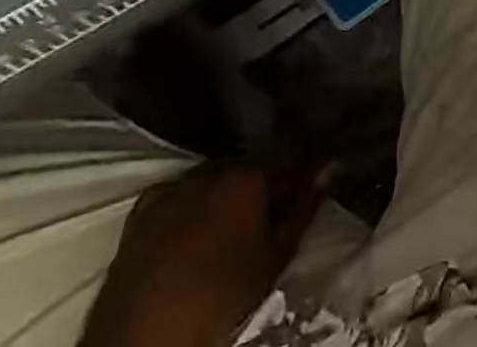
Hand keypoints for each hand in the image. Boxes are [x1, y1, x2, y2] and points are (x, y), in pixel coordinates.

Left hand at [81, 162, 329, 346]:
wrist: (145, 337)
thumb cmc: (224, 297)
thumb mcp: (277, 254)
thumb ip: (306, 204)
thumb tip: (334, 164)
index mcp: (246, 175)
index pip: (287, 149)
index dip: (303, 162)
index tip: (313, 175)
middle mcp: (209, 170)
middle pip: (250, 162)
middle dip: (266, 177)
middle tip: (278, 205)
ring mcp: (172, 188)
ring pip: (214, 176)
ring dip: (230, 188)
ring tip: (239, 219)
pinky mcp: (142, 212)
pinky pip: (178, 193)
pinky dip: (193, 202)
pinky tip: (197, 225)